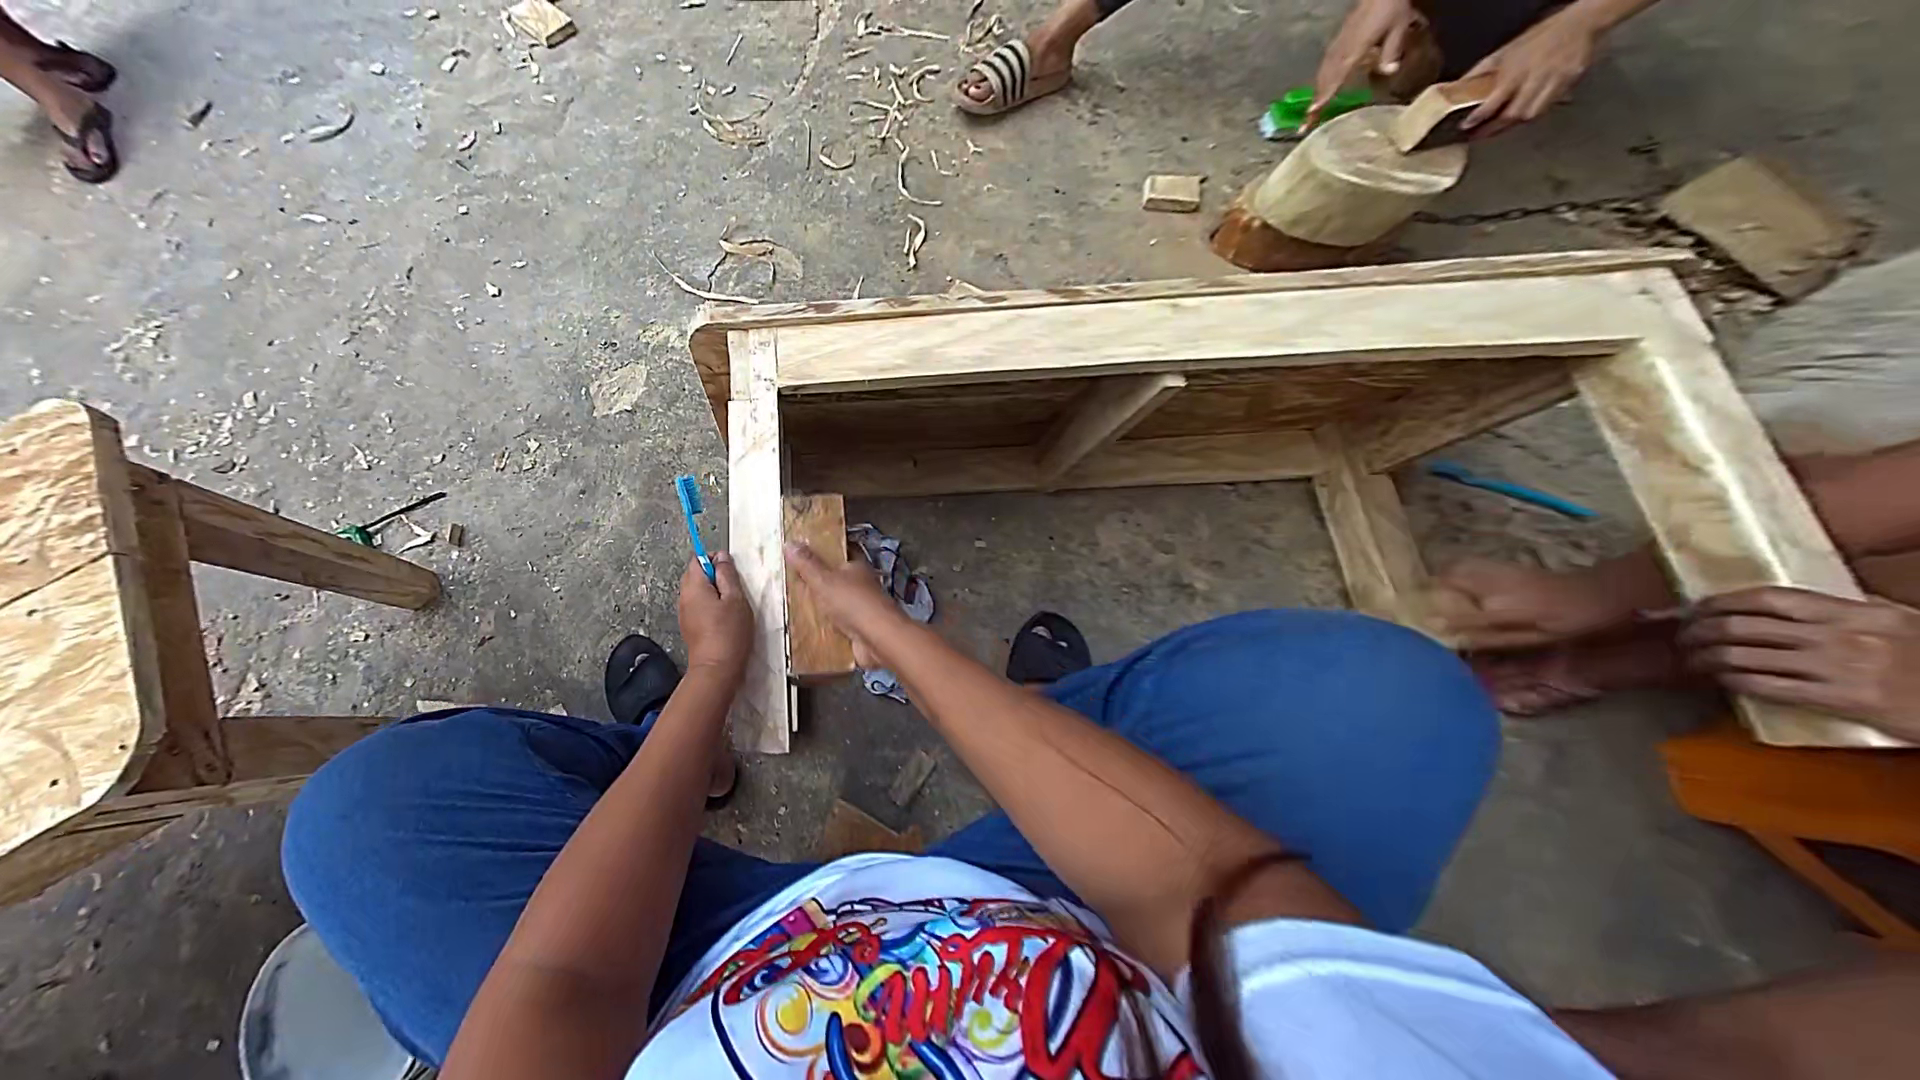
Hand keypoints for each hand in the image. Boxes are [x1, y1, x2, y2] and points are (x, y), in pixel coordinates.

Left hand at [677, 552, 752, 679]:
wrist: (717, 668)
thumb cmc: (729, 632)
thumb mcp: (736, 599)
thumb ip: (728, 575)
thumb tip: (722, 557)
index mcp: (693, 587)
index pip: (698, 560)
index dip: (715, 559)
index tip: (732, 570)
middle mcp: (684, 597)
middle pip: (695, 574)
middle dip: (714, 575)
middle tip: (735, 587)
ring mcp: (685, 613)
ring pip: (698, 591)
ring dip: (714, 591)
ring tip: (732, 604)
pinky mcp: (690, 626)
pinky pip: (698, 605)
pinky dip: (711, 604)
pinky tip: (725, 617)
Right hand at [784, 541, 905, 668]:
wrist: (877, 639)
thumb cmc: (853, 603)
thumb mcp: (824, 580)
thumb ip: (807, 564)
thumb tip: (790, 543)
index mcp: (857, 567)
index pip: (842, 552)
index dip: (825, 550)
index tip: (805, 551)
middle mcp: (862, 585)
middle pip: (838, 579)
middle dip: (819, 581)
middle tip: (793, 581)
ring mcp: (862, 608)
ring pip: (838, 603)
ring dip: (821, 606)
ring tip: (795, 606)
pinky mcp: (860, 630)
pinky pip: (838, 625)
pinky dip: (826, 627)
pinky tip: (809, 629)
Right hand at [1308, 0, 1420, 127]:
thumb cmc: (1391, 6)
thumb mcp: (1399, 26)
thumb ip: (1391, 50)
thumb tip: (1389, 71)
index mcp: (1354, 49)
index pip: (1335, 77)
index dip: (1323, 96)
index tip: (1311, 112)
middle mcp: (1341, 50)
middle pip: (1324, 80)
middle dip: (1315, 102)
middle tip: (1305, 124)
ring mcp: (1338, 45)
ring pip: (1323, 73)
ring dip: (1316, 93)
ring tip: (1311, 111)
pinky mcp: (1339, 40)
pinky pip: (1326, 64)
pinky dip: (1321, 79)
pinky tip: (1321, 86)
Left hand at [1460, 8, 1600, 137]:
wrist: (1582, 23)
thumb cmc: (1540, 37)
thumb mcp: (1506, 51)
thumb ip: (1481, 71)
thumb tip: (1456, 87)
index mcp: (1517, 70)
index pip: (1494, 102)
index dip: (1478, 117)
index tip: (1465, 127)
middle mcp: (1536, 78)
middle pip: (1512, 114)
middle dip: (1492, 129)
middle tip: (1477, 136)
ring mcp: (1555, 82)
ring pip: (1530, 114)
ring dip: (1511, 125)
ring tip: (1497, 129)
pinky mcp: (1568, 84)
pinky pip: (1547, 107)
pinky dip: (1531, 115)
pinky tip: (1520, 117)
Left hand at [1678, 587, 1919, 740]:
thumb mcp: (1898, 623)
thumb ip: (1845, 613)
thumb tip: (1788, 605)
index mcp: (1855, 612)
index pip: (1766, 598)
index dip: (1719, 602)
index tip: (1694, 608)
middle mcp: (1841, 636)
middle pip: (1741, 626)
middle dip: (1697, 631)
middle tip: (1681, 638)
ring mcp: (1838, 668)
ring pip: (1742, 656)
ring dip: (1704, 658)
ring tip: (1692, 661)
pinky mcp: (1840, 699)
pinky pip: (1764, 686)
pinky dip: (1731, 681)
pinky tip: (1720, 681)